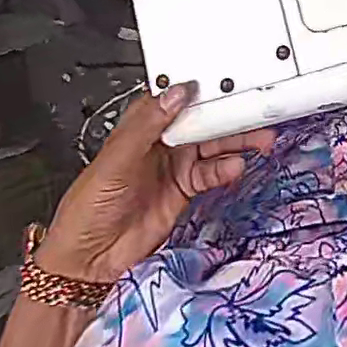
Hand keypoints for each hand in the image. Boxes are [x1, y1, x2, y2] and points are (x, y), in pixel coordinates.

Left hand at [34, 82, 274, 283]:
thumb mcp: (116, 162)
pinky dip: (227, 168)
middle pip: (202, 121)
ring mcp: (175, 165)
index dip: (200, 91)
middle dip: (229, 116)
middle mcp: (161, 143)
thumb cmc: (87, 210)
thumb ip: (148, 126)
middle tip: (254, 112)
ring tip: (259, 139)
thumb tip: (176, 93)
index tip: (226, 84)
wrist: (89, 262)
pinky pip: (212, 172)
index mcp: (139, 127)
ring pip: (214, 145)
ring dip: (238, 141)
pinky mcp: (185, 187)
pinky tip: (235, 167)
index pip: (175, 100)